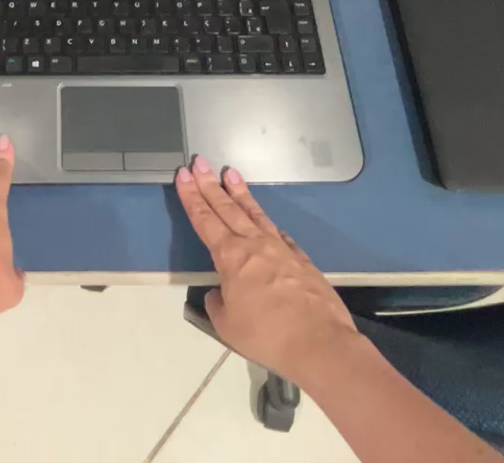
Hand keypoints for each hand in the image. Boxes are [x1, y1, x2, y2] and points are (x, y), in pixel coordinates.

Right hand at [176, 156, 364, 386]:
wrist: (319, 342)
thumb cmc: (267, 335)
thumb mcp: (227, 325)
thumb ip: (218, 304)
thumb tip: (219, 292)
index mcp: (230, 257)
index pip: (205, 219)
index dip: (191, 196)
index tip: (184, 174)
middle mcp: (253, 244)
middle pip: (227, 207)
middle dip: (210, 184)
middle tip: (200, 161)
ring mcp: (280, 248)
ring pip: (254, 213)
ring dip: (240, 192)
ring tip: (230, 173)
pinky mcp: (300, 258)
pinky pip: (279, 233)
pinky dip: (268, 223)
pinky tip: (266, 219)